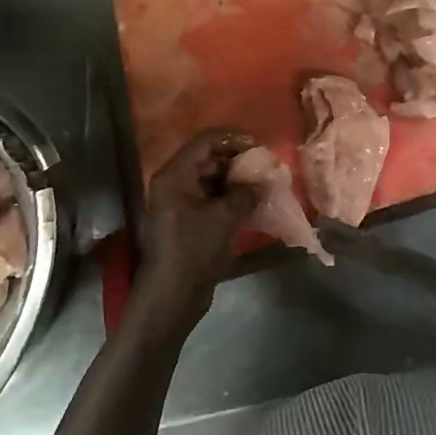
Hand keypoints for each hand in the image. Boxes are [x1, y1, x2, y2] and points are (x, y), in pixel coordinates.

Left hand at [137, 129, 261, 321]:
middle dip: (236, 160)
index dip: (233, 139)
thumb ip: (246, 192)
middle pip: (207, 158)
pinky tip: (249, 203)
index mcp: (175, 174)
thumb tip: (263, 180)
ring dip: (234, 179)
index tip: (259, 148)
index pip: (205, 141)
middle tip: (263, 168)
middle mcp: (173, 182)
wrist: (172, 295)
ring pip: (209, 178)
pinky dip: (228, 196)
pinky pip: (208, 197)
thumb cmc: (195, 249)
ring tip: (260, 185)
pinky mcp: (185, 220)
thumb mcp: (225, 217)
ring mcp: (177, 202)